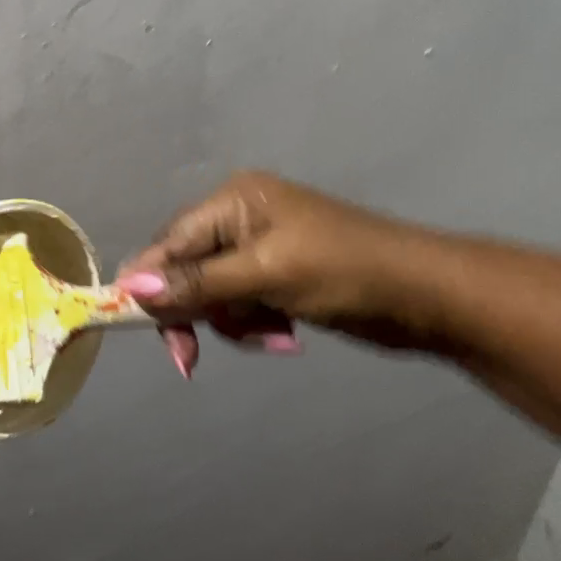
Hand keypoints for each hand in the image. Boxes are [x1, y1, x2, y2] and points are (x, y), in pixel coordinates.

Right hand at [116, 171, 436, 376]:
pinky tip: (285, 336)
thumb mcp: (266, 276)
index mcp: (233, 201)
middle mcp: (239, 217)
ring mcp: (261, 246)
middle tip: (190, 360)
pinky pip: (242, 302)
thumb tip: (132, 286)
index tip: (131, 324)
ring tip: (272, 338)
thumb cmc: (345, 274)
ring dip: (232, 323)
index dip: (149, 282)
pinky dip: (254, 324)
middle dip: (196, 311)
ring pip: (212, 292)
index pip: (171, 241)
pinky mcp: (279, 275)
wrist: (429, 296)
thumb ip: (198, 282)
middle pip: (186, 268)